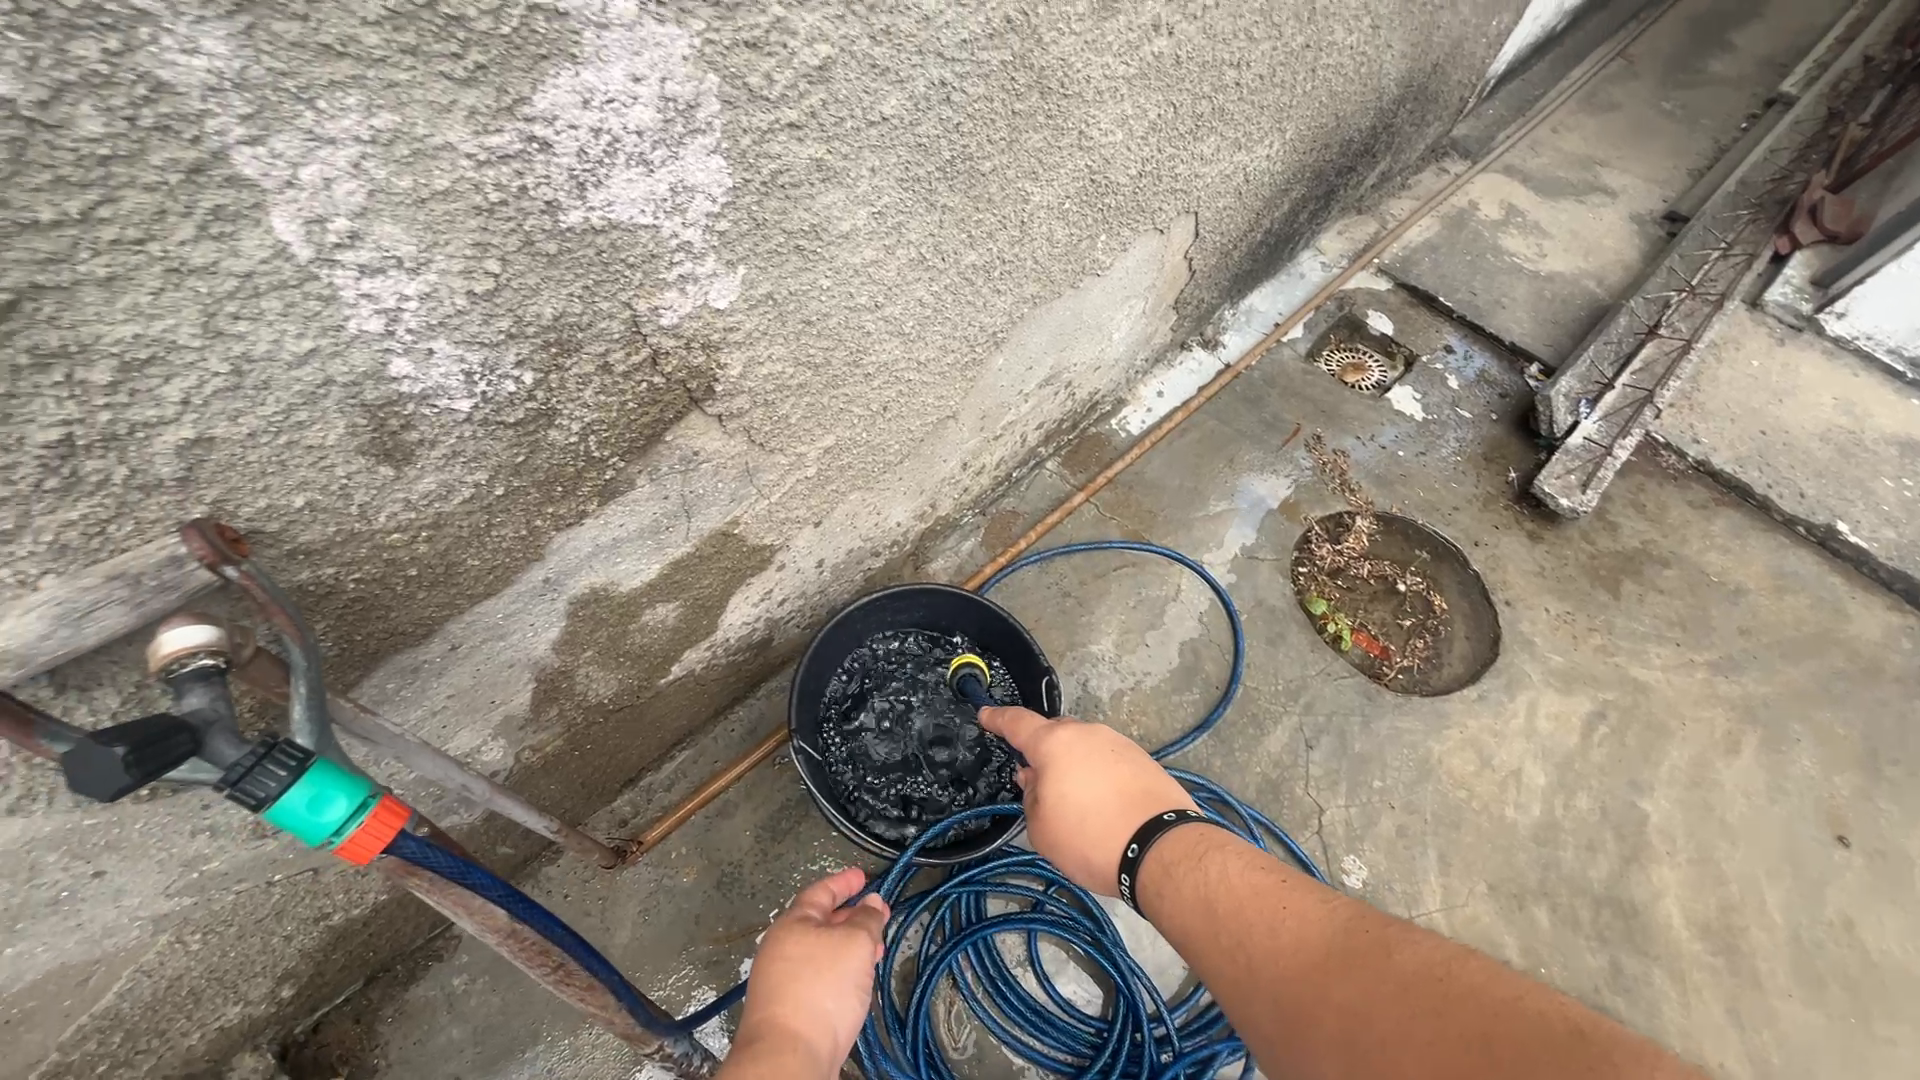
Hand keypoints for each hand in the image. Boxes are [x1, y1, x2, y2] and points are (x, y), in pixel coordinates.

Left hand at [727, 868, 888, 1079]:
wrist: (789, 1058)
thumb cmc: (821, 990)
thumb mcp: (854, 944)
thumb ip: (867, 919)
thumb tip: (872, 903)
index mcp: (793, 923)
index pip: (820, 891)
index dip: (844, 882)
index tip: (862, 876)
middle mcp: (782, 948)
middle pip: (820, 922)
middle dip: (851, 917)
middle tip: (878, 915)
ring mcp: (782, 980)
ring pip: (821, 952)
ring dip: (849, 947)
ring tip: (875, 951)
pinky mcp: (788, 1010)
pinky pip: (818, 977)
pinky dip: (840, 971)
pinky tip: (856, 983)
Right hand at [980, 707, 1197, 894]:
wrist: (1162, 850)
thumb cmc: (1091, 838)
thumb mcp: (1042, 828)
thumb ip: (1031, 797)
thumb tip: (1036, 780)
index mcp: (1054, 743)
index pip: (1017, 723)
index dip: (997, 719)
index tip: (986, 715)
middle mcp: (1087, 734)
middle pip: (1054, 735)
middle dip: (1042, 752)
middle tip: (1037, 782)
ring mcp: (1119, 744)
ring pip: (1083, 749)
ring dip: (1073, 768)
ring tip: (1075, 804)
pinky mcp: (1143, 761)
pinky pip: (1108, 762)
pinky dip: (1099, 778)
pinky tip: (1103, 807)